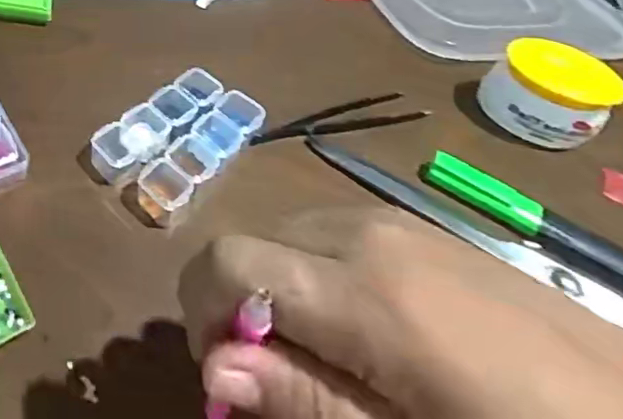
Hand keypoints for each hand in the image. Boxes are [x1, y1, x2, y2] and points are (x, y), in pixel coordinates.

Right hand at [178, 208, 622, 418]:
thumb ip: (310, 401)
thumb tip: (213, 369)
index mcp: (365, 288)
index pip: (229, 260)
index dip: (205, 312)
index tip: (229, 377)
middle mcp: (364, 231)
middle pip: (251, 244)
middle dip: (239, 307)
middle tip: (277, 382)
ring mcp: (393, 220)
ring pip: (285, 236)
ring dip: (276, 291)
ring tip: (323, 361)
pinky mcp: (417, 226)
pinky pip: (329, 235)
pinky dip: (313, 275)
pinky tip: (364, 331)